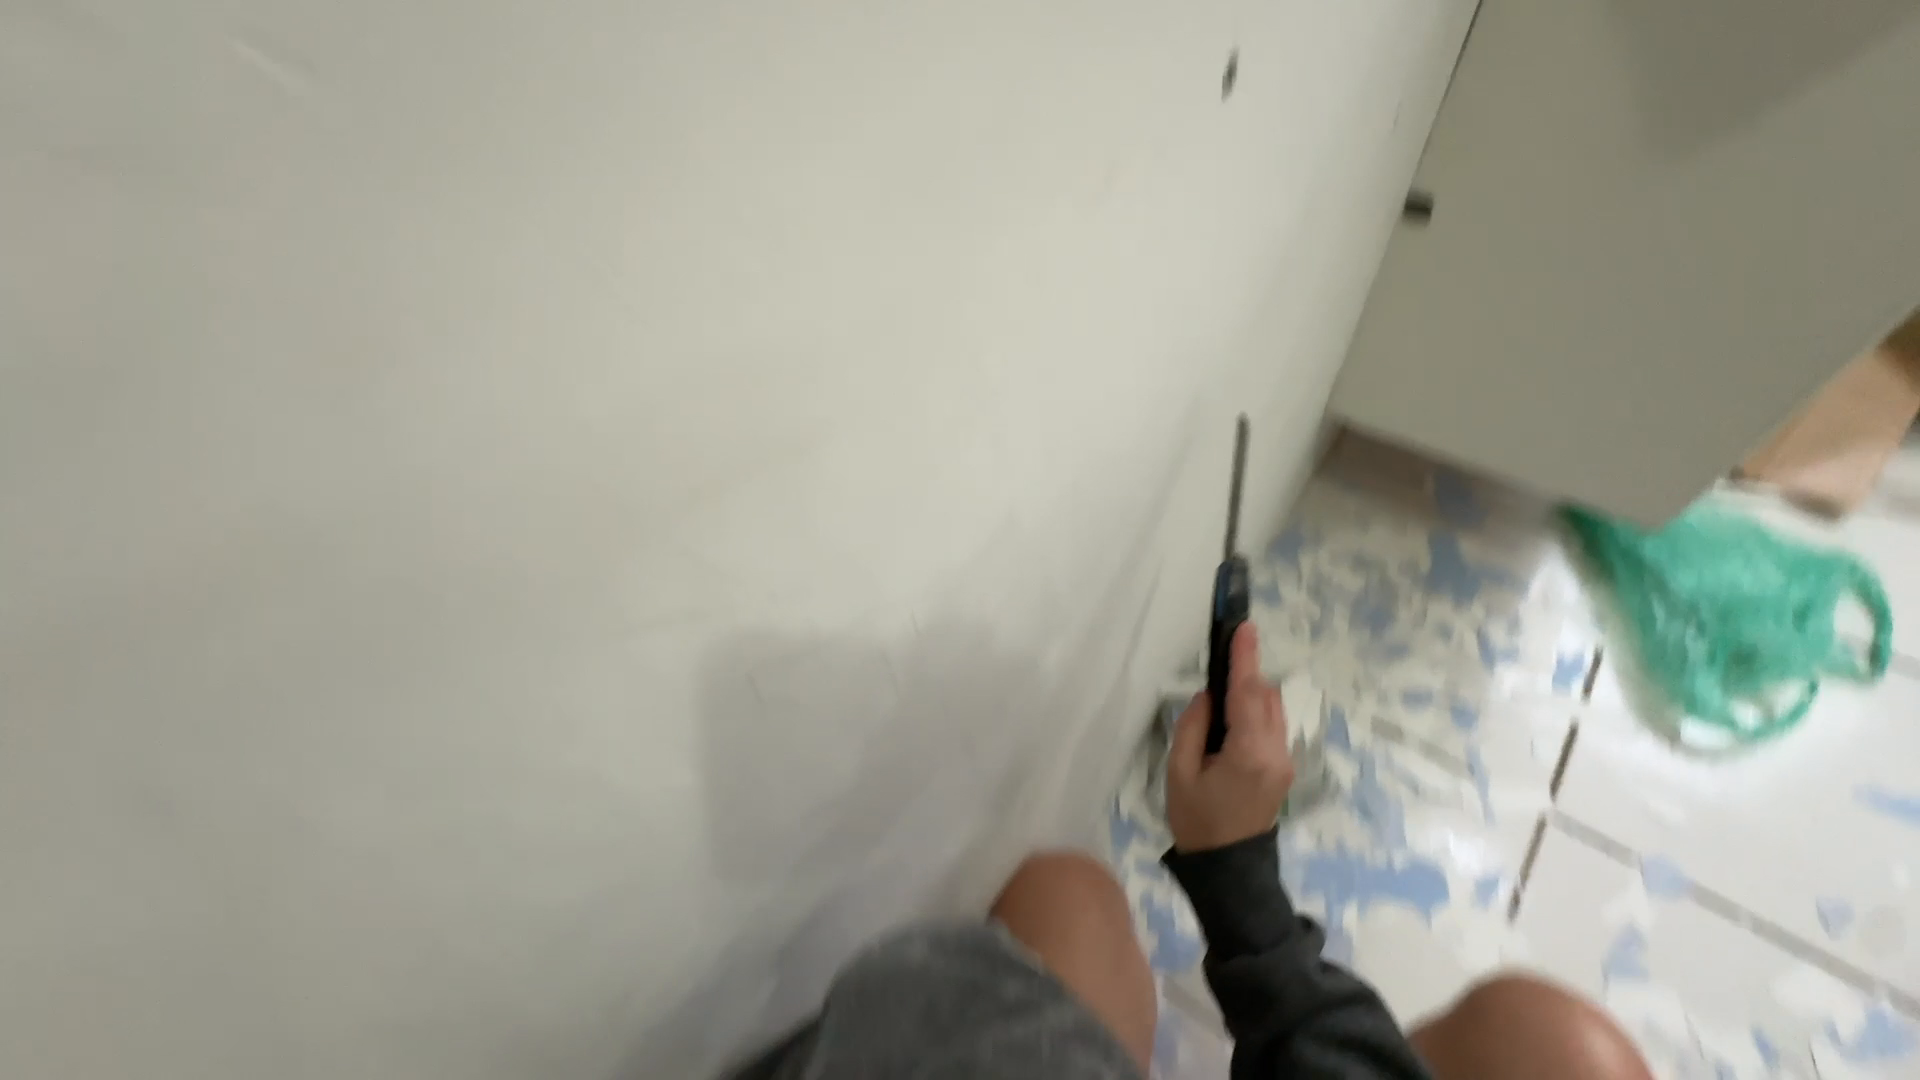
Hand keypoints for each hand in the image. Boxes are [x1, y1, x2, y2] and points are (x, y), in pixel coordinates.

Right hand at [1166, 622, 1293, 852]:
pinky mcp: (1284, 769)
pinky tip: (1230, 724)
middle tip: (1217, 668)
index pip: (1248, 693)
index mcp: (1249, 753)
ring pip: (1272, 710)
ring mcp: (1285, 761)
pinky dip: (1253, 714)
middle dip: (1245, 677)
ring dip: (1250, 696)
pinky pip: (1271, 727)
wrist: (1228, 868)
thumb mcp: (1179, 772)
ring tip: (1219, 702)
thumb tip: (1208, 696)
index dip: (1245, 658)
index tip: (1245, 627)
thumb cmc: (1196, 820)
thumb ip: (1192, 726)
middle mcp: (1276, 752)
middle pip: (1265, 697)